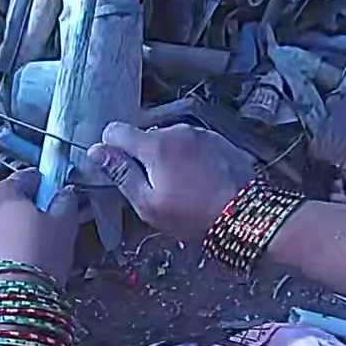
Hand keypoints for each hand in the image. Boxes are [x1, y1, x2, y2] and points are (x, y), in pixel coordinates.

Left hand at [0, 170, 80, 281]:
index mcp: (3, 191)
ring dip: (20, 228)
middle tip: (53, 225)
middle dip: (32, 207)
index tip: (60, 199)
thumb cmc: (40, 254)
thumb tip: (64, 192)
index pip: (27, 176)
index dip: (47, 184)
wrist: (8, 300)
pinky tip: (25, 261)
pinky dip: (10, 244)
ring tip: (41, 247)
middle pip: (12, 199)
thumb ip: (66, 201)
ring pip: (3, 221)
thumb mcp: (64, 225)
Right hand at [87, 122, 255, 240]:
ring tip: (182, 188)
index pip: (115, 130)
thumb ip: (121, 174)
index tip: (120, 171)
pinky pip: (192, 144)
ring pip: (170, 140)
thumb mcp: (149, 204)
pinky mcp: (221, 140)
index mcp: (155, 145)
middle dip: (143, 157)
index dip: (111, 149)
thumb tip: (96, 151)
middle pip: (145, 137)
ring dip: (168, 158)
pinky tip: (200, 182)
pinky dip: (189, 158)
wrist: (249, 216)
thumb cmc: (193, 216)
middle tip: (156, 189)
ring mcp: (202, 133)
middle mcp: (178, 130)